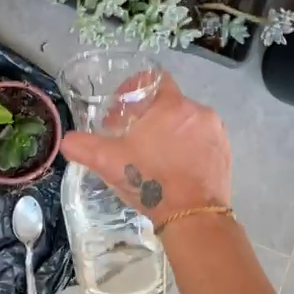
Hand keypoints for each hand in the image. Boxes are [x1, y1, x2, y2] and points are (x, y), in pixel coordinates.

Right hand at [58, 72, 230, 222]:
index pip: (154, 79)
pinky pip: (200, 139)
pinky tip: (171, 166)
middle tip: (129, 136)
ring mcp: (216, 132)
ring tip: (151, 153)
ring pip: (185, 121)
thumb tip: (67, 141)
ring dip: (167, 131)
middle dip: (147, 115)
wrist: (193, 215)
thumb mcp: (107, 161)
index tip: (121, 108)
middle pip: (167, 102)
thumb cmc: (150, 180)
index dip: (133, 89)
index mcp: (171, 106)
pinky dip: (185, 146)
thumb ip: (81, 145)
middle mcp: (199, 112)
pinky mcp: (225, 152)